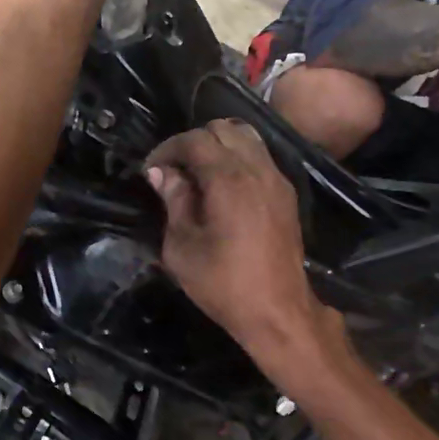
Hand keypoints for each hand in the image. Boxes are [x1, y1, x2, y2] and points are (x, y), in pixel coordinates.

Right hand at [145, 120, 339, 361]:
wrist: (278, 311)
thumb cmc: (223, 284)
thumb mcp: (182, 247)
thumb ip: (174, 201)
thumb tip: (163, 173)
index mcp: (228, 179)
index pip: (194, 140)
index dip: (167, 149)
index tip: (151, 171)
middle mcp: (257, 169)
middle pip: (223, 129)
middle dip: (194, 142)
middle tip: (175, 171)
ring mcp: (277, 180)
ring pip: (247, 138)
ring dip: (219, 146)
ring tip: (200, 175)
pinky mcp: (287, 194)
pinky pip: (261, 158)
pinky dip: (239, 159)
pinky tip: (224, 188)